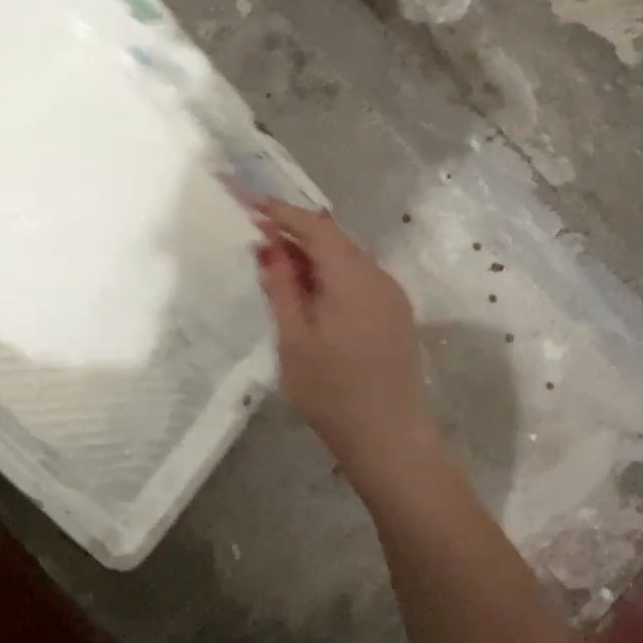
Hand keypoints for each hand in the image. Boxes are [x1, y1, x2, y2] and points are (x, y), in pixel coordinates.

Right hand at [254, 200, 438, 479]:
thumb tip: (268, 247)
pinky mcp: (394, 315)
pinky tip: (305, 288)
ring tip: (272, 259)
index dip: (280, 211)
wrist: (390, 441)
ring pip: (346, 257)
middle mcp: (378, 278)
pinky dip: (328, 272)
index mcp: (353, 279)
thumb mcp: (294, 339)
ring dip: (310, 252)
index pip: (314, 227)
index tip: (248, 202)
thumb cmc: (332, 392)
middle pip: (333, 238)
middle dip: (293, 229)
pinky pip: (357, 277)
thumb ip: (281, 287)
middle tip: (253, 230)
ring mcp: (391, 296)